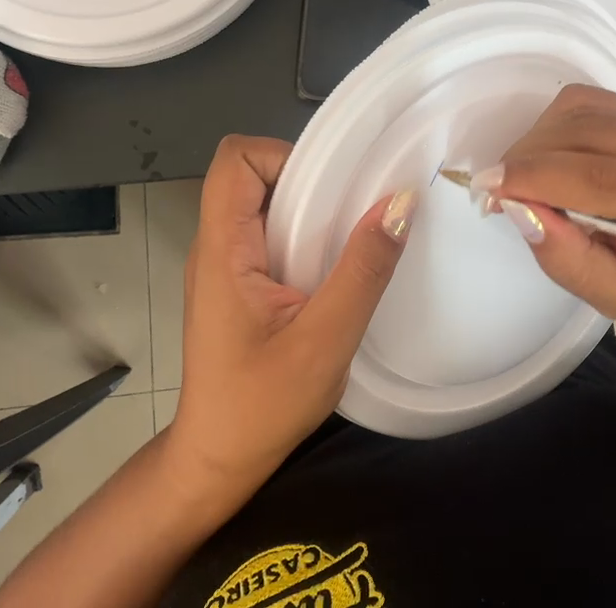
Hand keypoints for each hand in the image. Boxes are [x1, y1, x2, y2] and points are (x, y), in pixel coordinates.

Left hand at [165, 135, 414, 488]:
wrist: (218, 461)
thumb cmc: (261, 406)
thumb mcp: (325, 340)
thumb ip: (363, 270)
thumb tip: (400, 203)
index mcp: (222, 250)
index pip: (233, 160)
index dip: (281, 154)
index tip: (329, 187)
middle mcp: (215, 248)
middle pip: (251, 176)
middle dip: (307, 181)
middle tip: (353, 212)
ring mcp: (223, 268)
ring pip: (263, 206)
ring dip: (308, 212)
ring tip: (350, 240)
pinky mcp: (237, 287)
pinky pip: (269, 237)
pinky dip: (304, 238)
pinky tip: (334, 270)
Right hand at [475, 85, 615, 331]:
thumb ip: (571, 260)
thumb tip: (520, 210)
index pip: (607, 180)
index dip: (541, 177)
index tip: (490, 187)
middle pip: (594, 135)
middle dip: (530, 156)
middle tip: (495, 188)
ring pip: (589, 110)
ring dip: (539, 137)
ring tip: (519, 175)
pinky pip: (593, 104)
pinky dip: (555, 124)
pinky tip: (546, 157)